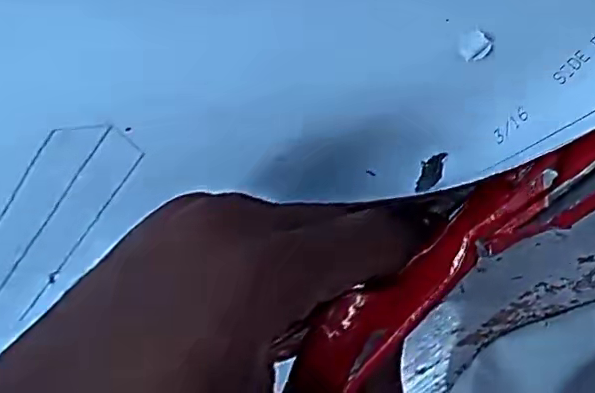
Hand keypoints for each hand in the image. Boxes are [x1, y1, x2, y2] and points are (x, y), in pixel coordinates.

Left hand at [0, 193, 418, 392]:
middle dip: (361, 268)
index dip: (416, 252)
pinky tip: (246, 319)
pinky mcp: (160, 228)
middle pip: (339, 222)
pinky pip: (246, 228)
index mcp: (256, 266)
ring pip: (294, 223)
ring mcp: (187, 218)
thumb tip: (394, 361)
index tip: (433, 267)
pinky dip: (266, 261)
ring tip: (295, 332)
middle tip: (363, 324)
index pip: (378, 231)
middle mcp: (224, 222)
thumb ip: (354, 383)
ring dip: (313, 265)